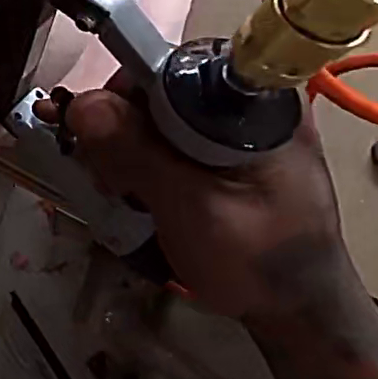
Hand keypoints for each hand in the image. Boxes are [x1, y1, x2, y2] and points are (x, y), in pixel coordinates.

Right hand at [64, 87, 361, 323]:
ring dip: (121, 147)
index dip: (127, 92)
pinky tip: (132, 189)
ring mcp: (227, 127)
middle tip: (111, 175)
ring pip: (148, 111)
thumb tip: (83, 105)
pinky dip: (133, 158)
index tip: (102, 134)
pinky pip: (157, 134)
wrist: (294, 312)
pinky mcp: (212, 148)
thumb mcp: (194, 209)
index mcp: (258, 104)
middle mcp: (243, 102)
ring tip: (123, 190)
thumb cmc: (259, 263)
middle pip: (153, 86)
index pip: (172, 66)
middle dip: (119, 127)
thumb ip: (139, 155)